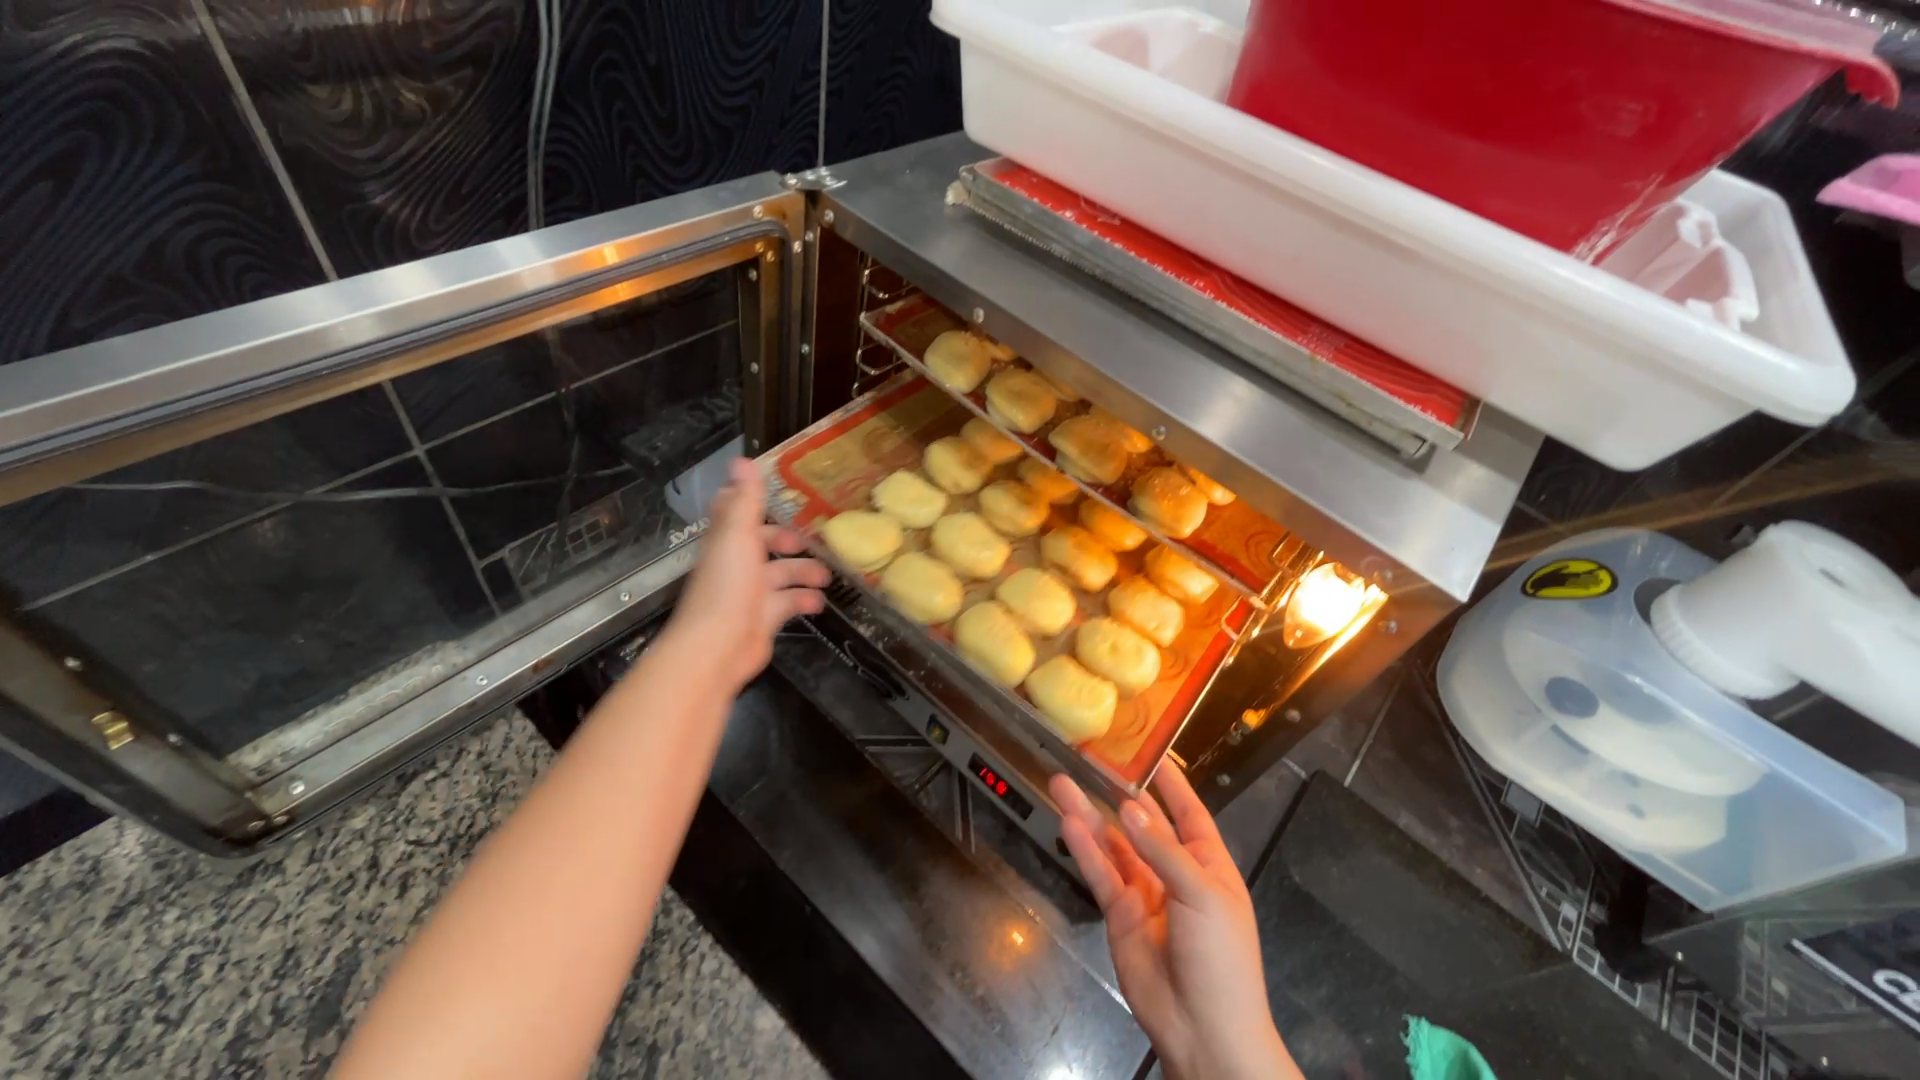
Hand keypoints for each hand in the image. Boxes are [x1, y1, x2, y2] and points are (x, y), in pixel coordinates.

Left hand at [661, 458, 829, 693]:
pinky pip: (787, 604)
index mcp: (726, 541)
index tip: (772, 492)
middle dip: (786, 541)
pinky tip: (819, 602)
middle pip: (762, 544)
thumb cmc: (728, 586)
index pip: (733, 512)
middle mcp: (735, 564)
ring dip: (804, 572)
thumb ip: (745, 501)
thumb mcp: (739, 535)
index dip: (748, 501)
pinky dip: (804, 601)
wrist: (718, 648)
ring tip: (827, 576)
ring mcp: (749, 593)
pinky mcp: (762, 619)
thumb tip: (742, 460)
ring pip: (780, 575)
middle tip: (808, 541)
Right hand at [1051, 768, 1301, 1079]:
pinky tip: (1067, 823)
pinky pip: (1101, 875)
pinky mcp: (1120, 915)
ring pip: (1113, 846)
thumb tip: (1130, 810)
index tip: (1150, 752)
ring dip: (1090, 816)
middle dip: (1118, 794)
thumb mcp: (1203, 895)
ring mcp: (1145, 894)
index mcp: (1208, 864)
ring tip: (1062, 783)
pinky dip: (1084, 850)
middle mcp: (1174, 872)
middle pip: (1143, 825)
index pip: (1189, 812)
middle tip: (1090, 761)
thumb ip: (1163, 851)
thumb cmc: (1222, 957)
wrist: (1204, 1030)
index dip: (1171, 783)